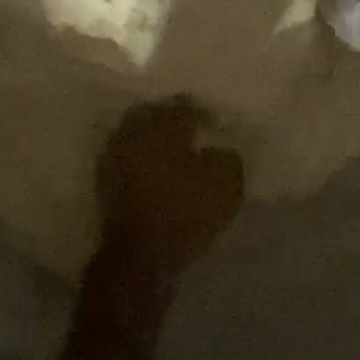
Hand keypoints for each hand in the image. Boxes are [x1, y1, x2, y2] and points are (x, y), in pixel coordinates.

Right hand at [34, 101, 243, 359]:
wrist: (130, 261)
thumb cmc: (150, 188)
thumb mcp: (159, 131)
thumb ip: (179, 111)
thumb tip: (192, 98)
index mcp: (232, 172)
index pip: (222, 136)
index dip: (198, 122)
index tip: (173, 113)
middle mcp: (227, 203)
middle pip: (204, 165)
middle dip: (180, 151)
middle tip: (151, 133)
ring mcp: (203, 231)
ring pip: (184, 190)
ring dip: (163, 177)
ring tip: (133, 160)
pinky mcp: (175, 249)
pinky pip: (165, 211)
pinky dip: (150, 200)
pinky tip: (128, 189)